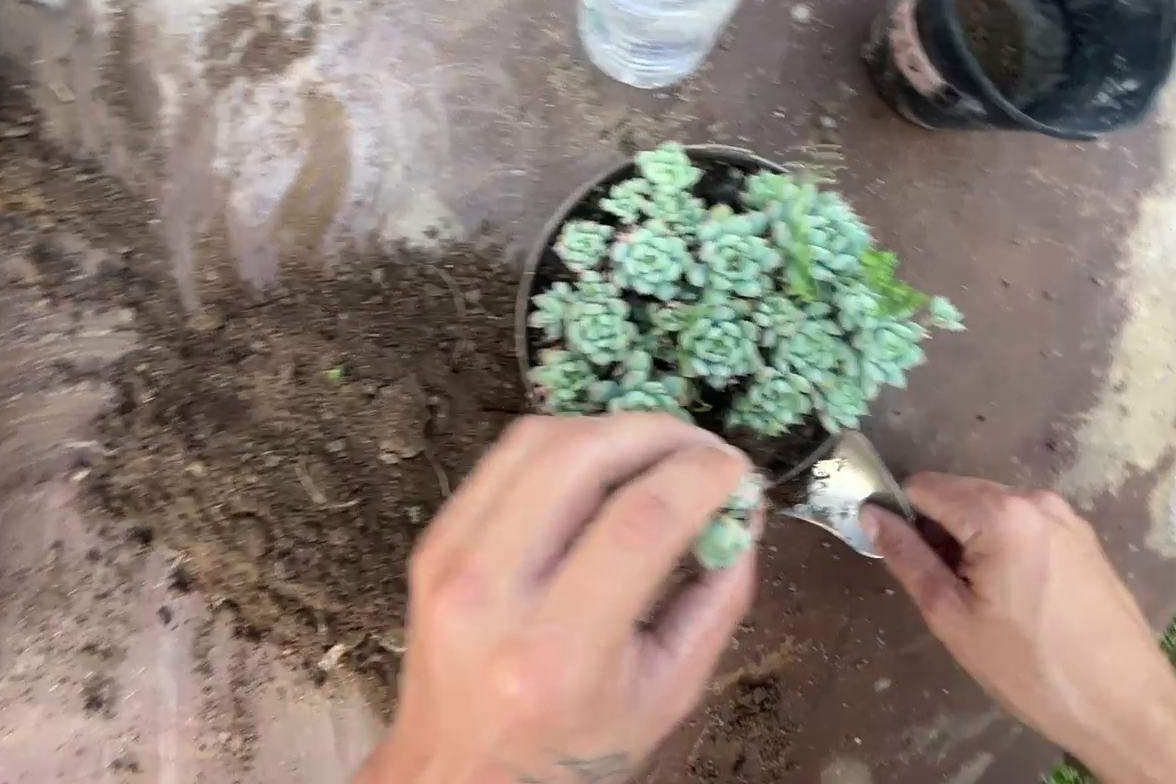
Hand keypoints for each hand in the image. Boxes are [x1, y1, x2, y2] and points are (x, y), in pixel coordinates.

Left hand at [355, 414, 755, 783]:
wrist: (458, 776)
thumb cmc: (575, 748)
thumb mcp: (670, 693)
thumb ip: (718, 596)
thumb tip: (741, 508)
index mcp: (557, 653)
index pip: (639, 522)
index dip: (699, 476)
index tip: (735, 467)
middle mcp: (490, 595)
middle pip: (578, 458)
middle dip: (656, 432)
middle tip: (700, 443)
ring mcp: (450, 559)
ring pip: (536, 441)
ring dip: (610, 426)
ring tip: (657, 443)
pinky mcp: (434, 539)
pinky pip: (506, 456)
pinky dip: (565, 441)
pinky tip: (601, 457)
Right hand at [863, 474, 1175, 783]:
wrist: (1134, 716)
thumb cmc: (1033, 669)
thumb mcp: (951, 616)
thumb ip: (905, 555)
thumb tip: (869, 513)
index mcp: (999, 513)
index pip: (921, 486)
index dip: (901, 517)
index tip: (905, 559)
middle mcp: (1033, 499)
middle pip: (956, 493)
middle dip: (937, 528)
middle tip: (945, 587)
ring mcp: (1064, 516)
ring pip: (987, 507)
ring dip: (969, 537)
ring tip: (983, 596)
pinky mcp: (1083, 537)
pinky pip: (1020, 522)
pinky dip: (1002, 543)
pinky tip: (1016, 593)